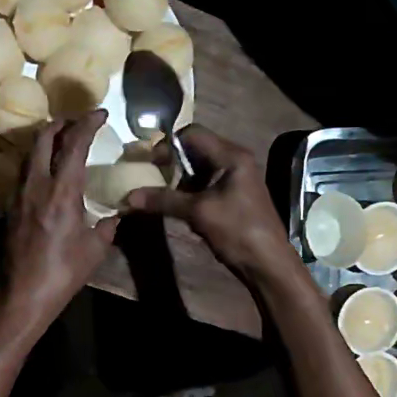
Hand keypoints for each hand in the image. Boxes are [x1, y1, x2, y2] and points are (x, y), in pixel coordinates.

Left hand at [2, 111, 117, 321]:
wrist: (23, 292)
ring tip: (62, 140)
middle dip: (61, 123)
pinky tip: (47, 170)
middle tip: (77, 121)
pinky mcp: (10, 206)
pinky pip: (23, 172)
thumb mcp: (96, 248)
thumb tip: (118, 213)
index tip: (101, 114)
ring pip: (29, 154)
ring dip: (46, 141)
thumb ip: (108, 224)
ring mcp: (18, 194)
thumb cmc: (64, 271)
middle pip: (43, 139)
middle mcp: (36, 185)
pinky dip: (36, 161)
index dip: (87, 123)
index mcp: (62, 192)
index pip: (74, 144)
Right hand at [122, 126, 294, 278]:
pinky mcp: (231, 195)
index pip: (192, 134)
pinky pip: (204, 184)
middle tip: (147, 174)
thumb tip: (128, 197)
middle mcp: (234, 160)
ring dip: (176, 177)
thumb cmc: (238, 230)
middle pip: (194, 149)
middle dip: (169, 160)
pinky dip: (187, 190)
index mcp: (231, 156)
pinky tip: (173, 203)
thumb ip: (164, 200)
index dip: (167, 144)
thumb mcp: (198, 213)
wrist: (268, 263)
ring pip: (197, 168)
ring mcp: (234, 178)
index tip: (148, 161)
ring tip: (156, 190)